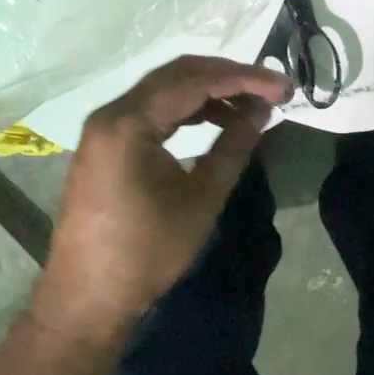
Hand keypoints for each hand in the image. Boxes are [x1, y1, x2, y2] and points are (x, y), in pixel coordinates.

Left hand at [38, 56, 292, 337]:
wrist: (88, 300)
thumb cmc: (147, 252)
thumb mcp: (201, 198)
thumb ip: (234, 146)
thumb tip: (262, 110)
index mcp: (128, 122)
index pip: (194, 80)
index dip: (244, 78)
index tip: (285, 86)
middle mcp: (111, 113)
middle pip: (177, 74)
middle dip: (228, 76)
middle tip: (272, 87)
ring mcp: (105, 128)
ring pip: (165, 90)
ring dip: (209, 91)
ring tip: (251, 105)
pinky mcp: (107, 144)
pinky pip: (152, 110)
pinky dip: (187, 109)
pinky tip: (217, 120)